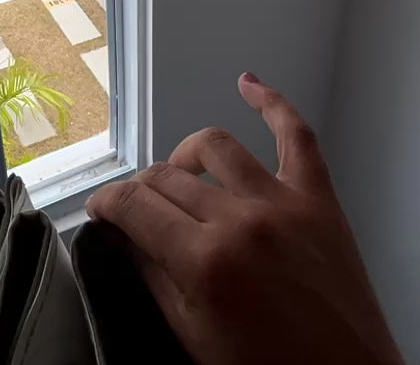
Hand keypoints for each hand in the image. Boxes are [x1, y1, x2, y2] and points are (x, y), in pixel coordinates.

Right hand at [85, 74, 402, 364]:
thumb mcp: (192, 337)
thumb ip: (152, 275)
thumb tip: (123, 234)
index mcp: (204, 261)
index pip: (133, 204)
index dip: (106, 201)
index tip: (100, 207)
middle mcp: (240, 221)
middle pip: (166, 176)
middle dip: (140, 190)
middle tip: (139, 210)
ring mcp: (283, 203)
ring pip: (213, 145)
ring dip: (185, 155)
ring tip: (180, 174)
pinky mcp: (319, 200)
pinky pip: (297, 136)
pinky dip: (273, 104)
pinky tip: (248, 82)